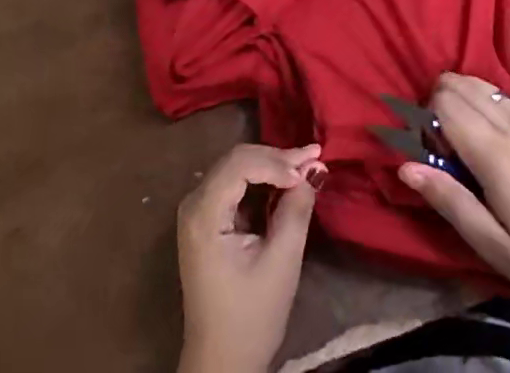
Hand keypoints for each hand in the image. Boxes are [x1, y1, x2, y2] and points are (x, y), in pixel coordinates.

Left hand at [177, 143, 324, 372]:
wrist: (222, 359)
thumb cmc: (251, 316)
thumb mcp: (281, 263)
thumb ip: (295, 211)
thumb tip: (314, 170)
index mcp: (203, 214)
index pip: (240, 164)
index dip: (276, 162)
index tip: (308, 173)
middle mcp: (193, 203)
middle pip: (237, 161)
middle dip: (277, 158)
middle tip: (315, 156)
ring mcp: (197, 211)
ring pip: (236, 169)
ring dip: (272, 165)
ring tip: (307, 162)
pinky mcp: (207, 220)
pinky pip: (234, 186)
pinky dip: (262, 180)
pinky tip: (287, 179)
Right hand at [398, 74, 509, 372]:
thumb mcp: (491, 244)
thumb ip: (447, 200)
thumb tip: (404, 166)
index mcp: (496, 153)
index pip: (443, 103)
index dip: (425, 121)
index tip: (432, 156)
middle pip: (458, 84)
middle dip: (437, 104)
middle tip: (444, 150)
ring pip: (481, 84)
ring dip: (460, 100)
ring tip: (464, 143)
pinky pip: (503, 96)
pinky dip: (484, 102)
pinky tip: (490, 139)